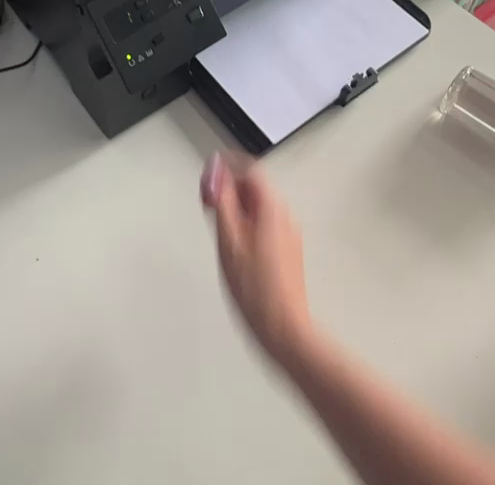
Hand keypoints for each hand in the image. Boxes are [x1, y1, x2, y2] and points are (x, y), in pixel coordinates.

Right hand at [201, 152, 314, 366]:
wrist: (283, 328)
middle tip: (207, 199)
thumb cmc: (256, 289)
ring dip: (235, 207)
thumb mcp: (229, 238)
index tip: (208, 171)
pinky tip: (231, 245)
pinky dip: (244, 224)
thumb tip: (215, 171)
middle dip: (229, 188)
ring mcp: (287, 234)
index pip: (250, 169)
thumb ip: (221, 200)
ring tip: (216, 223)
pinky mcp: (285, 251)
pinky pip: (263, 224)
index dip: (227, 166)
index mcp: (272, 207)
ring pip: (257, 206)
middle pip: (254, 187)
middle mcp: (284, 216)